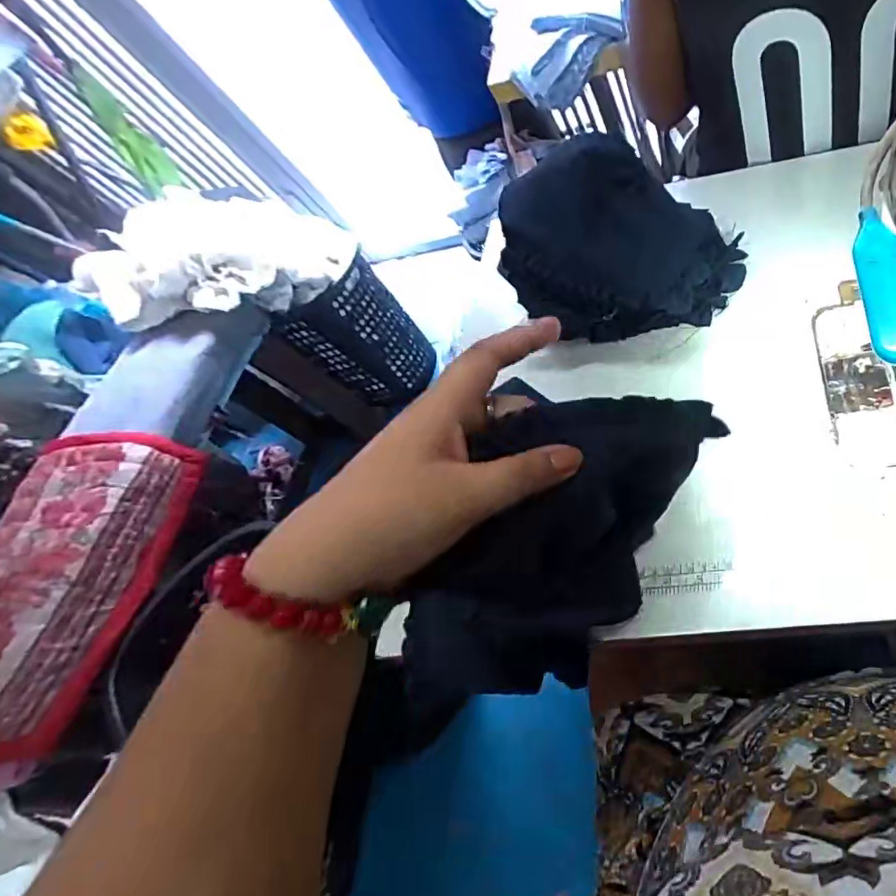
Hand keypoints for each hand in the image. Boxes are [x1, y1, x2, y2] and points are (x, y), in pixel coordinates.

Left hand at [244, 318, 580, 602]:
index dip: (521, 339)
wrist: (320, 569)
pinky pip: (478, 466)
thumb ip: (523, 473)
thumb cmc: (391, 516)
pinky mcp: (428, 486)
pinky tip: (526, 495)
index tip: (557, 327)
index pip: (485, 359)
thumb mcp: (466, 496)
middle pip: (495, 404)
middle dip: (532, 416)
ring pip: (488, 439)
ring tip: (558, 474)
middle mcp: (436, 426)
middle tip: (571, 444)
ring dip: (521, 449)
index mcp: (440, 411)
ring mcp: (430, 457)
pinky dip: (505, 472)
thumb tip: (575, 453)